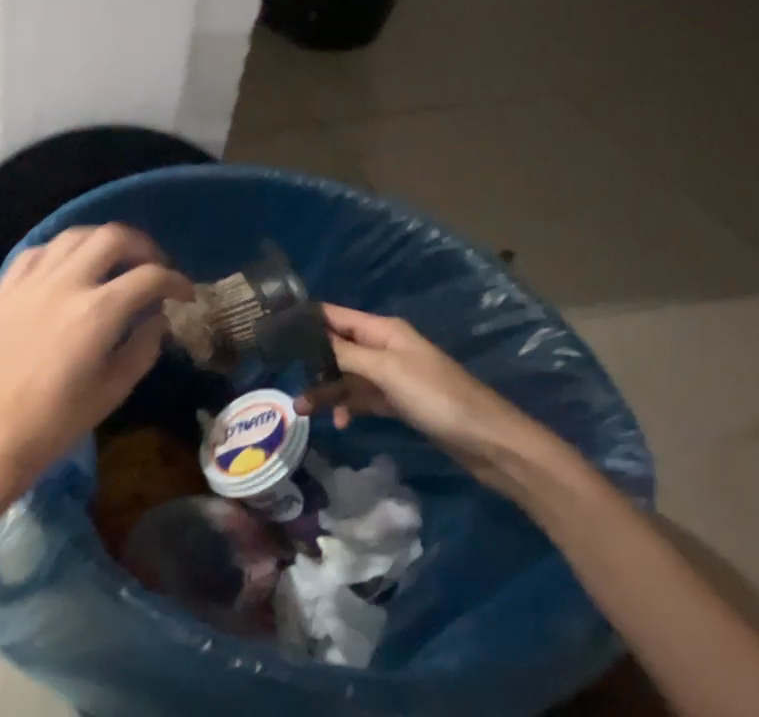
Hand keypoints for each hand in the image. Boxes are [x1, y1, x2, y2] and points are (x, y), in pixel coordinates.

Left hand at [0, 224, 193, 493]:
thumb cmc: (55, 422)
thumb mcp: (112, 391)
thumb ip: (142, 348)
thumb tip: (158, 320)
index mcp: (98, 312)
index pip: (149, 277)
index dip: (176, 281)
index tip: (186, 294)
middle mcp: (65, 283)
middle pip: (112, 237)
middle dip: (142, 246)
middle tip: (154, 267)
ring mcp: (30, 281)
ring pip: (72, 235)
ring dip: (101, 240)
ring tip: (114, 261)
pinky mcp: (4, 287)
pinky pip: (37, 250)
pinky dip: (61, 251)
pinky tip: (68, 268)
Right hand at [296, 304, 543, 490]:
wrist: (489, 442)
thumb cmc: (438, 397)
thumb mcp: (386, 371)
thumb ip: (344, 354)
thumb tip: (303, 337)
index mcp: (384, 331)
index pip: (333, 316)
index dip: (303, 319)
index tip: (269, 329)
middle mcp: (384, 348)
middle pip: (335, 347)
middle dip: (309, 361)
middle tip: (280, 376)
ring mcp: (391, 376)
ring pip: (345, 376)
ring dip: (325, 390)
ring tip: (302, 409)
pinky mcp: (397, 402)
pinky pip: (360, 398)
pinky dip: (347, 407)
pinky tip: (338, 423)